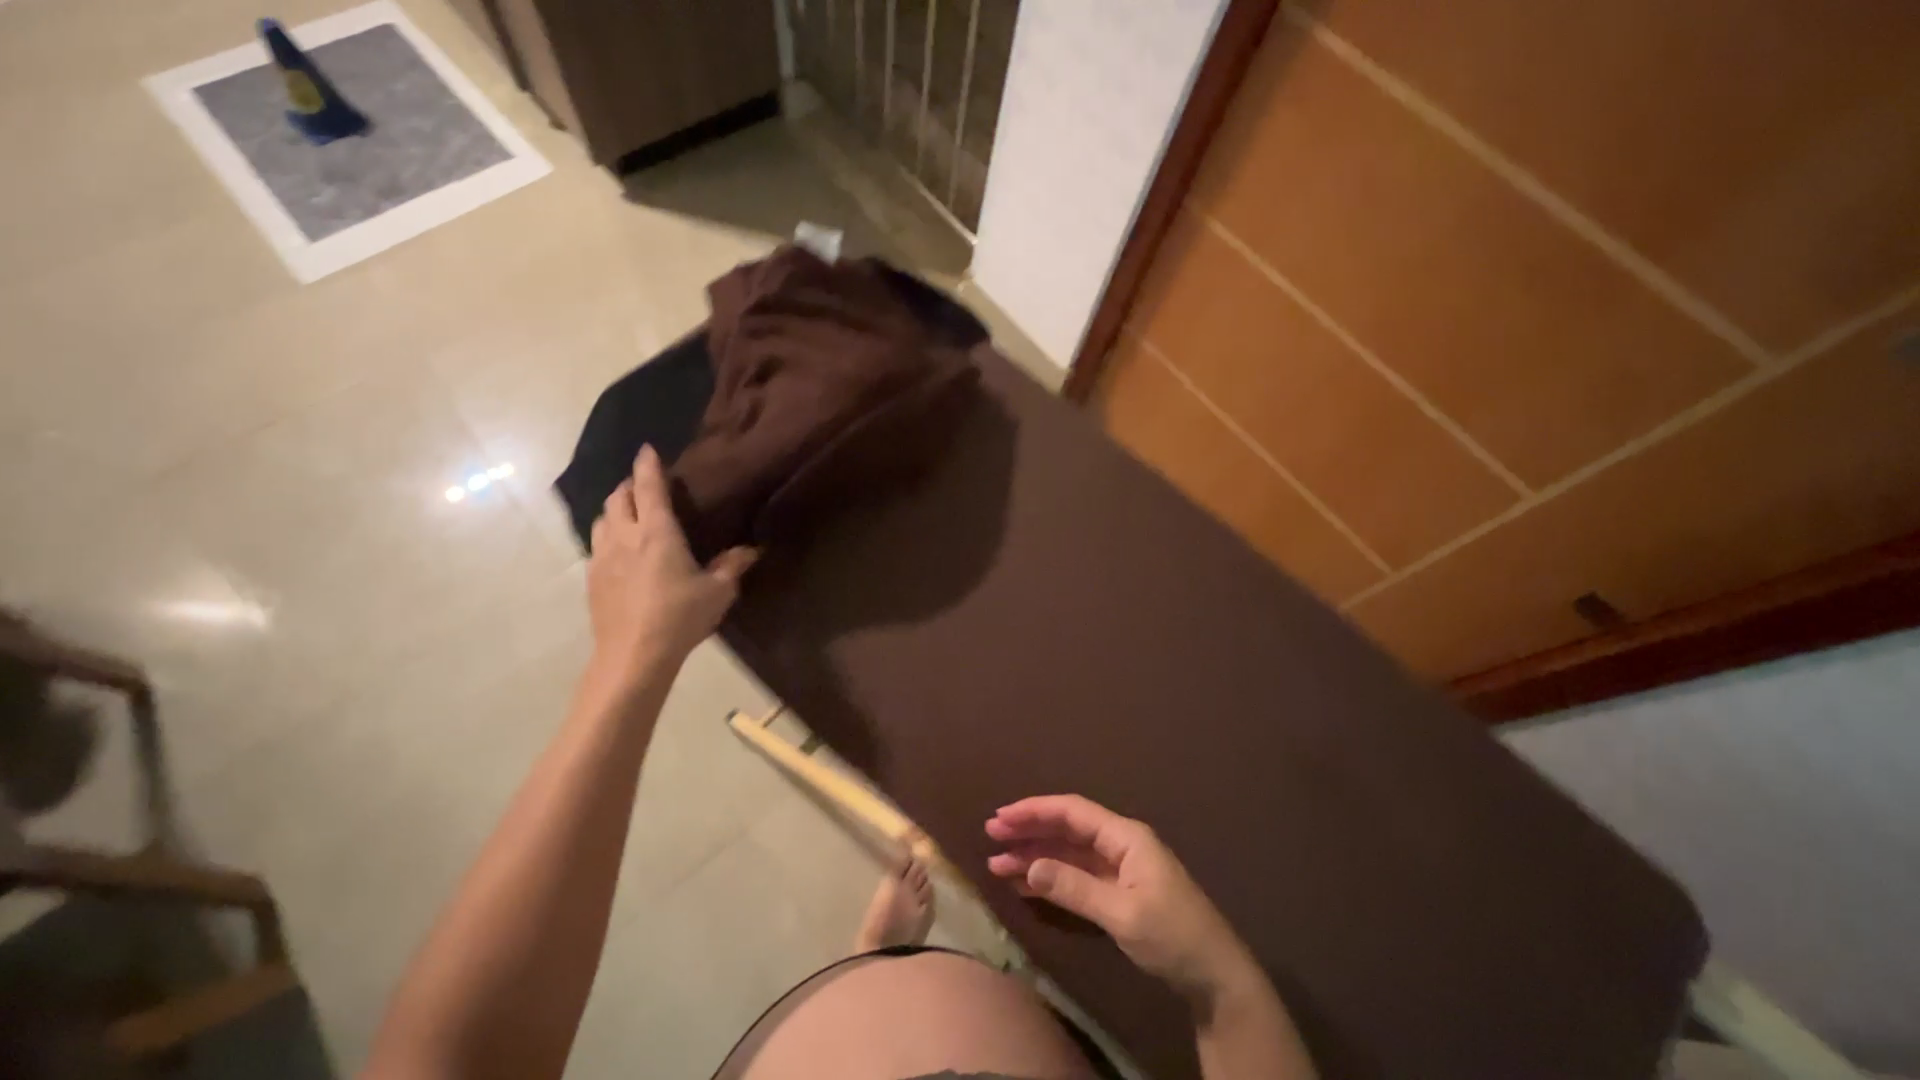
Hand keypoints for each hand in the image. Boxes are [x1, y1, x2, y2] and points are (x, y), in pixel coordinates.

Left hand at [587, 446, 756, 674]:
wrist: (633, 655)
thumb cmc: (679, 617)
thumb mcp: (718, 593)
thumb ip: (732, 567)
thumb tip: (751, 550)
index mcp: (657, 532)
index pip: (648, 486)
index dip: (647, 465)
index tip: (647, 449)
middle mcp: (625, 535)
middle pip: (618, 497)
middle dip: (629, 485)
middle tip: (643, 486)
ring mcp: (603, 557)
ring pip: (602, 519)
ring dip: (615, 510)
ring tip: (629, 515)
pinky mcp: (592, 578)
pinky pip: (597, 545)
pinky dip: (608, 536)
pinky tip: (620, 552)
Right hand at [986, 795, 1254, 1002]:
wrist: (1215, 976)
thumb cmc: (1173, 936)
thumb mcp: (1122, 913)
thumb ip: (1074, 887)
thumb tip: (1029, 865)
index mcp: (1127, 838)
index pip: (1073, 812)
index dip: (1035, 811)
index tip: (1000, 817)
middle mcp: (1121, 845)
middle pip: (1067, 829)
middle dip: (1029, 831)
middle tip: (990, 836)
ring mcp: (1120, 870)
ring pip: (1068, 854)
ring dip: (1035, 857)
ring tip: (997, 864)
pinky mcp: (1118, 893)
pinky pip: (1077, 876)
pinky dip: (1050, 879)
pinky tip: (1025, 885)